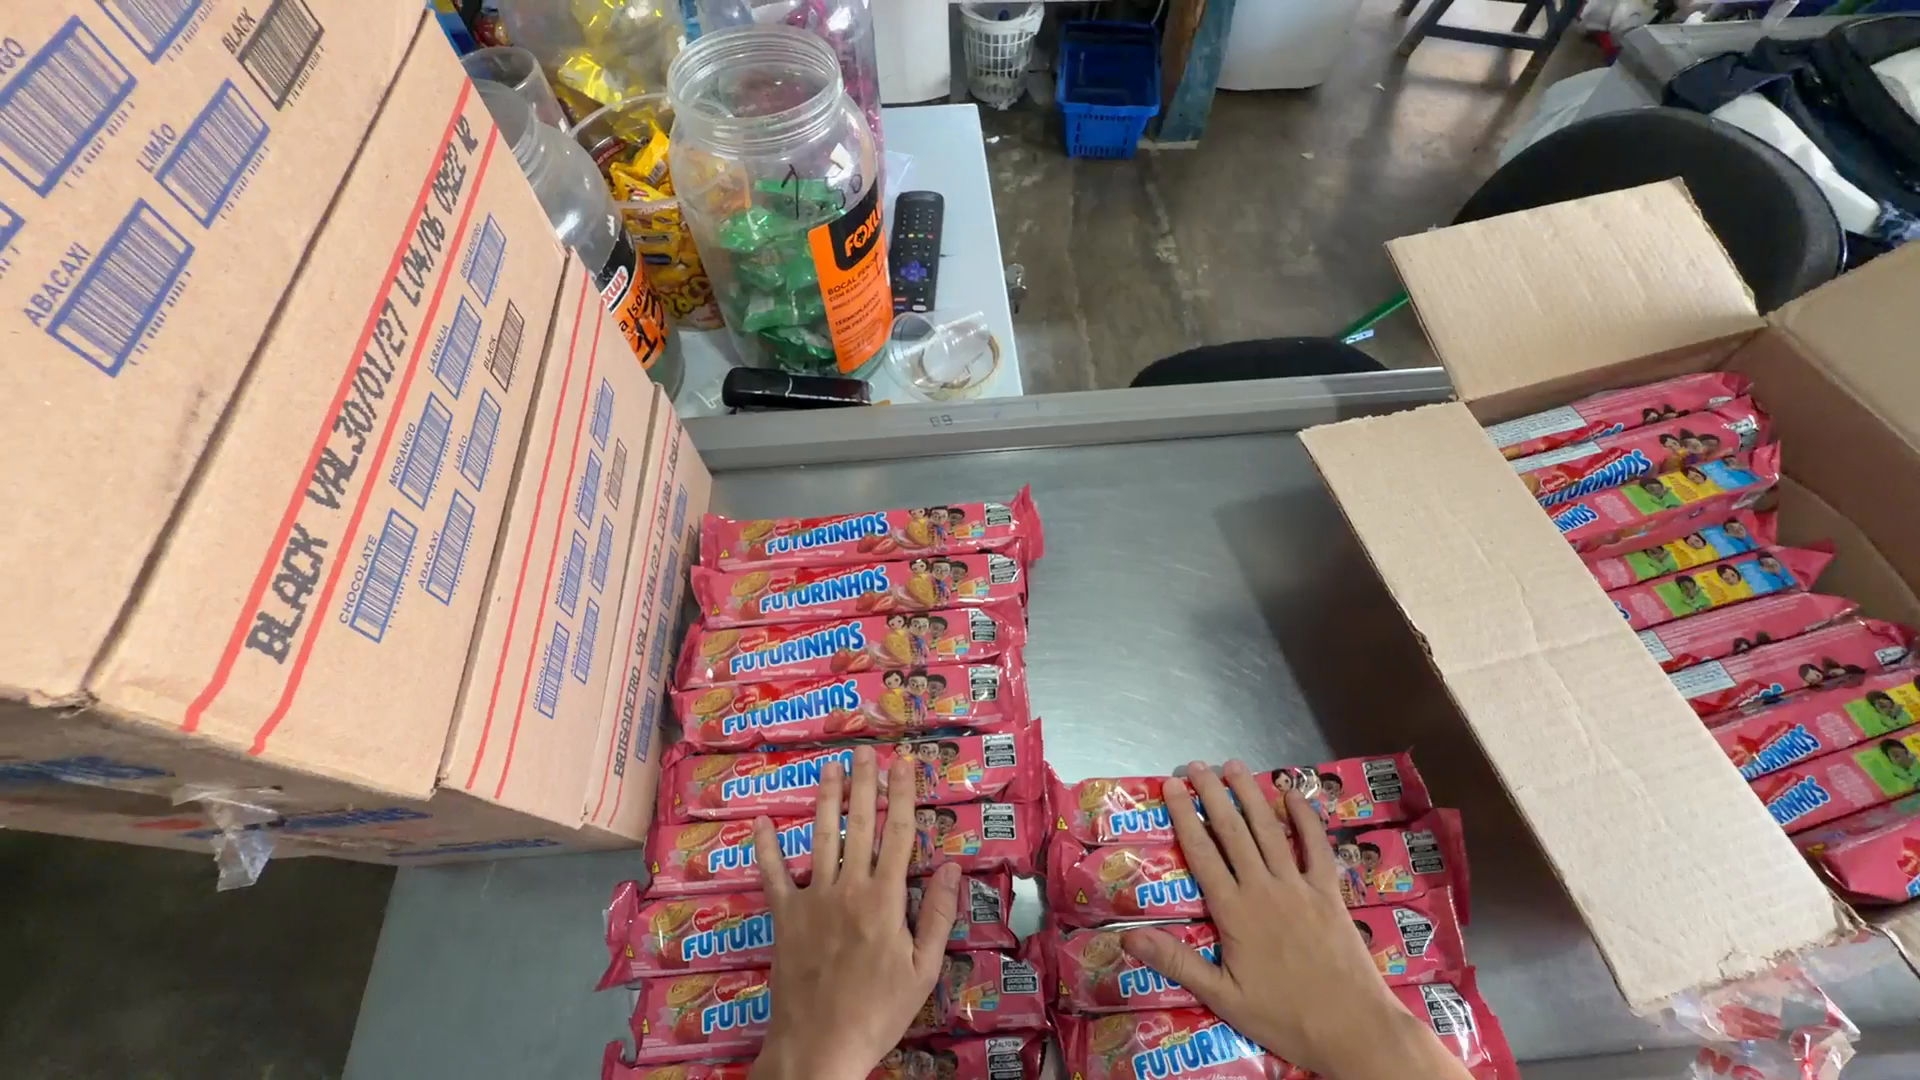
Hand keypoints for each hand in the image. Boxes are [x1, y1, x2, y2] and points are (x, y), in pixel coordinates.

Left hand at [749, 746, 961, 1079]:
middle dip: (864, 783)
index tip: (904, 763)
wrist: (820, 1047)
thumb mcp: (923, 970)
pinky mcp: (784, 915)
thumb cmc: (878, 1011)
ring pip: (821, 836)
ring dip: (826, 798)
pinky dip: (765, 847)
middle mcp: (849, 886)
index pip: (899, 833)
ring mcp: (813, 897)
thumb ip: (939, 916)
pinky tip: (760, 820)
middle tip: (865, 749)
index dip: (903, 794)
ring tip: (829, 766)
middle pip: (860, 823)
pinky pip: (773, 874)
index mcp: (886, 897)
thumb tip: (952, 866)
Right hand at [1120, 760, 1472, 1079]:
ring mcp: (1299, 886)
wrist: (1356, 1032)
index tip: (1171, 786)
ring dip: (1249, 794)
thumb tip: (1127, 937)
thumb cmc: (1285, 1018)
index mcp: (1234, 911)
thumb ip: (1176, 962)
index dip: (1183, 815)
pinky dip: (1305, 819)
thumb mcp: (1223, 998)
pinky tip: (1293, 795)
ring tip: (1233, 766)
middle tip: (1196, 765)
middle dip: (1212, 794)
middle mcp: (1263, 888)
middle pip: (1232, 830)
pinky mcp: (1329, 892)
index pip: (1201, 852)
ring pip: (1269, 830)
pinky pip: (1316, 848)